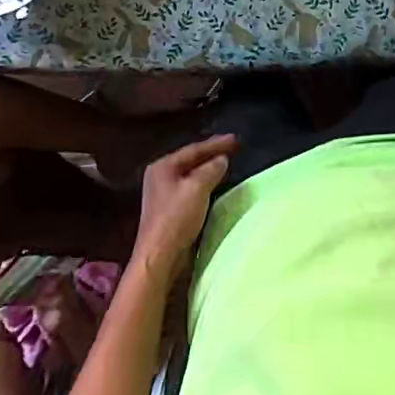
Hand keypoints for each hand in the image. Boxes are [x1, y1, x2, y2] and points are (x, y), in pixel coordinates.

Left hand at [134, 134, 238, 271]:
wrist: (159, 255)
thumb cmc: (176, 217)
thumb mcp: (197, 188)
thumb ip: (211, 169)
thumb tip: (222, 159)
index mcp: (163, 166)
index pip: (193, 149)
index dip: (216, 143)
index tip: (235, 139)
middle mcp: (160, 176)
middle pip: (190, 160)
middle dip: (212, 154)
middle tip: (233, 147)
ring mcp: (163, 194)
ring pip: (191, 175)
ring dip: (209, 169)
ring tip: (227, 162)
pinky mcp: (169, 210)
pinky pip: (191, 189)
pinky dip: (205, 183)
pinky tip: (215, 185)